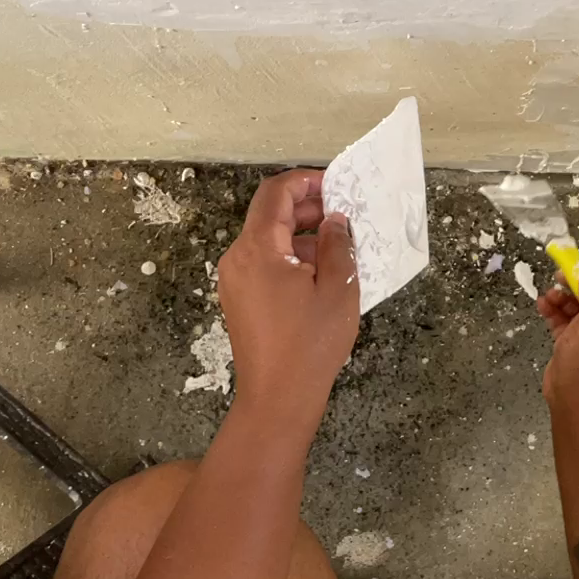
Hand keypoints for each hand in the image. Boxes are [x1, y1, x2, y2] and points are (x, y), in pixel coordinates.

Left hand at [216, 169, 359, 416]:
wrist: (278, 397)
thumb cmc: (311, 343)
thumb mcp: (337, 288)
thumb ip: (336, 244)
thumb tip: (334, 221)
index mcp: (258, 249)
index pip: (275, 194)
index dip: (306, 181)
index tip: (336, 185)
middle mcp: (237, 258)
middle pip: (269, 215)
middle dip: (307, 208)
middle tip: (344, 214)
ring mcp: (234, 280)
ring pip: (268, 240)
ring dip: (301, 235)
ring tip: (339, 247)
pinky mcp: (239, 299)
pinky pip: (264, 263)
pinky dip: (291, 257)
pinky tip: (320, 273)